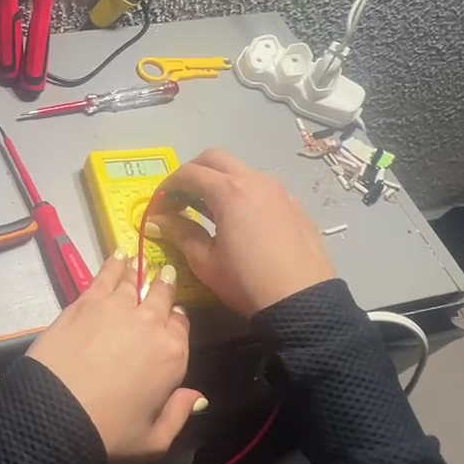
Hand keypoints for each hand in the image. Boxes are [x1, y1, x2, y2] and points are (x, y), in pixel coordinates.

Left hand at [26, 253, 205, 462]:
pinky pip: (106, 275)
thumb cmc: (109, 434)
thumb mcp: (155, 441)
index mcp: (172, 355)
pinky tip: (119, 254)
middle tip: (165, 277)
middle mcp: (149, 324)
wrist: (57, 413)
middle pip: (161, 297)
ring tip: (142, 261)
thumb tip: (198, 396)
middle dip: (164, 287)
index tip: (172, 316)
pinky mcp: (86, 301)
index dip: (176, 320)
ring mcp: (116, 307)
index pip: (181, 326)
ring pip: (134, 282)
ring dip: (140, 272)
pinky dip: (114, 263)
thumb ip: (179, 414)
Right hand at [146, 148, 335, 317]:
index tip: (159, 208)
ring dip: (218, 181)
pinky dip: (242, 193)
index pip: (188, 174)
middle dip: (192, 173)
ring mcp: (279, 191)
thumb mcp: (205, 261)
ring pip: (240, 170)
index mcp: (229, 191)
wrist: (306, 305)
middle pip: (214, 159)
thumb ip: (179, 233)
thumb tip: (157, 221)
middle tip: (180, 199)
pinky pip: (261, 187)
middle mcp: (255, 180)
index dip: (167, 187)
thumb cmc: (248, 282)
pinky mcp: (295, 205)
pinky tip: (240, 222)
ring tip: (208, 211)